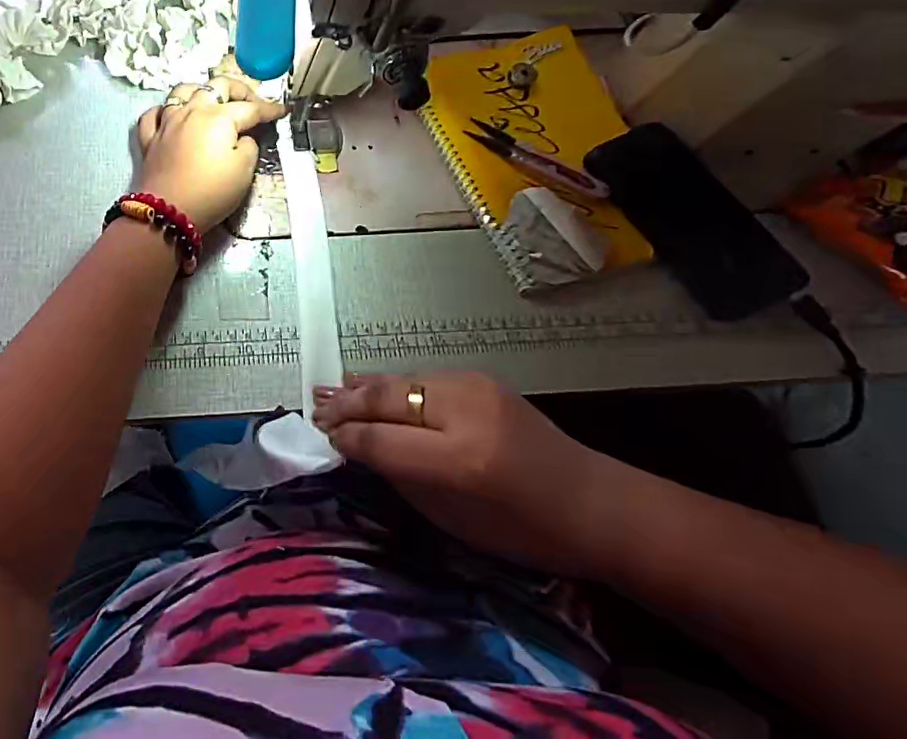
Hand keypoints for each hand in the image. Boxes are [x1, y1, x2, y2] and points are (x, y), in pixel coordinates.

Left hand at [135, 76, 284, 231]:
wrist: (168, 212)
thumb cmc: (211, 191)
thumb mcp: (244, 170)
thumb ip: (249, 146)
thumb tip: (242, 139)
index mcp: (218, 117)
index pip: (250, 108)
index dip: (269, 109)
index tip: (282, 110)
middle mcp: (192, 111)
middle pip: (216, 86)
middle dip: (239, 89)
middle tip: (251, 102)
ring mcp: (167, 122)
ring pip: (182, 91)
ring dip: (200, 91)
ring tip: (211, 100)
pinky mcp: (150, 138)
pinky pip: (153, 114)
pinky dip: (164, 110)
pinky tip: (171, 115)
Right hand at [314, 372, 645, 577]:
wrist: (590, 501)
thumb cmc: (522, 529)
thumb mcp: (453, 517)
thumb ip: (401, 476)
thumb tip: (357, 446)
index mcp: (461, 459)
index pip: (383, 439)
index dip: (347, 437)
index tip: (322, 435)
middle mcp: (465, 410)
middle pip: (388, 398)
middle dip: (348, 404)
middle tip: (316, 409)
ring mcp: (475, 386)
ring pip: (403, 380)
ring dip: (365, 386)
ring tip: (330, 389)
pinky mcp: (481, 378)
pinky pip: (423, 379)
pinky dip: (393, 384)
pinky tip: (372, 384)